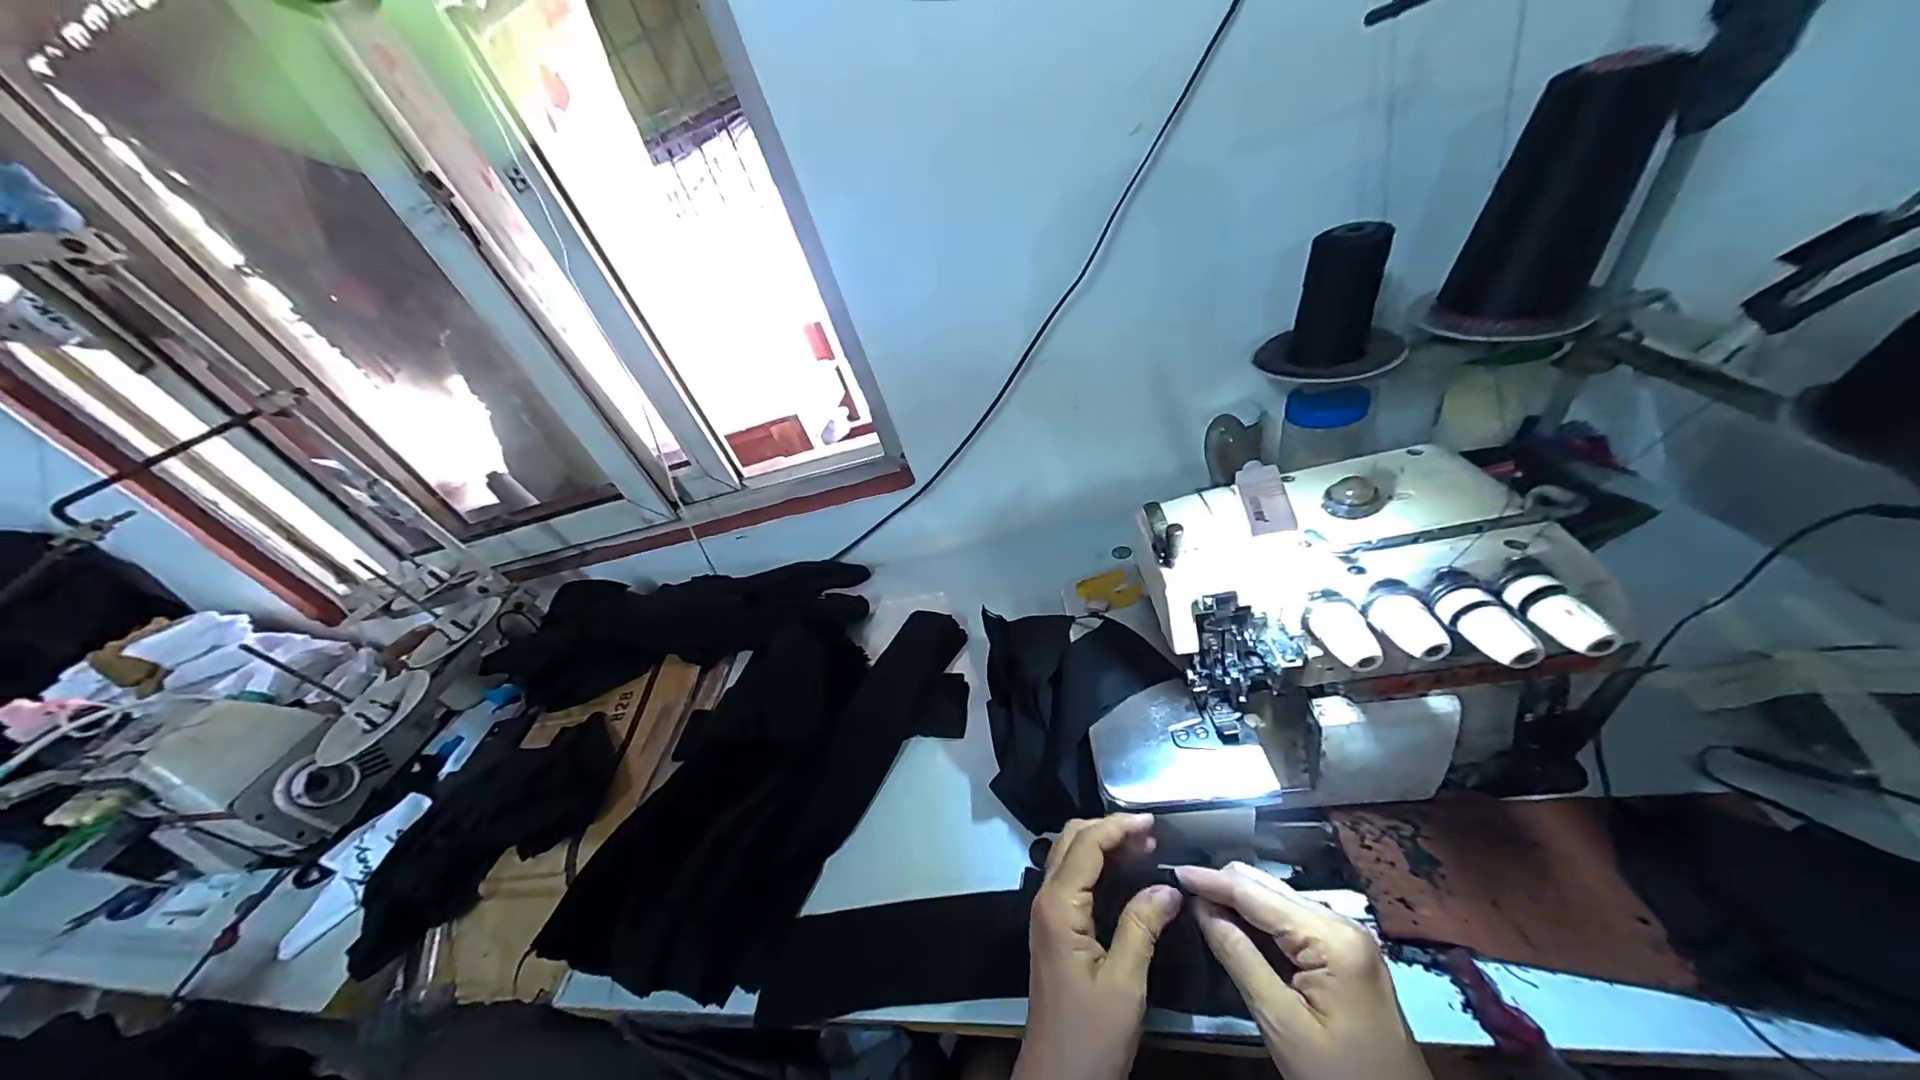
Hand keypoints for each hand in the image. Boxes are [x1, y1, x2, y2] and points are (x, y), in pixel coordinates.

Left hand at [1014, 814, 1182, 1079]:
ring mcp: (1047, 914)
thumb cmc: (1090, 1035)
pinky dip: (1099, 867)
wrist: (1056, 1078)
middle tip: (1150, 833)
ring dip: (1104, 845)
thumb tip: (1168, 887)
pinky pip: (1074, 881)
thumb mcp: (1125, 983)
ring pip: (1071, 858)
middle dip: (1109, 829)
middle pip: (1071, 842)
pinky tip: (1127, 874)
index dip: (1117, 827)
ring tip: (1145, 847)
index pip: (1085, 846)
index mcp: (1059, 907)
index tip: (1152, 821)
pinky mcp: (1055, 929)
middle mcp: (1046, 901)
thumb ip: (1143, 927)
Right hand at [1177, 862, 1430, 1079]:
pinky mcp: (1345, 953)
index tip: (1175, 870)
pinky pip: (1292, 920)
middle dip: (1224, 884)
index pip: (1256, 893)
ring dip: (1239, 898)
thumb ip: (1238, 956)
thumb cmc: (1338, 1076)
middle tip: (1182, 887)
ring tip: (1200, 900)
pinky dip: (1258, 917)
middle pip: (1268, 887)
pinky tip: (1234, 920)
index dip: (1212, 880)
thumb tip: (1200, 906)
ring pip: (1278, 898)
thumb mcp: (1280, 1021)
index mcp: (1332, 937)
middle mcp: (1342, 923)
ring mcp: (1347, 937)